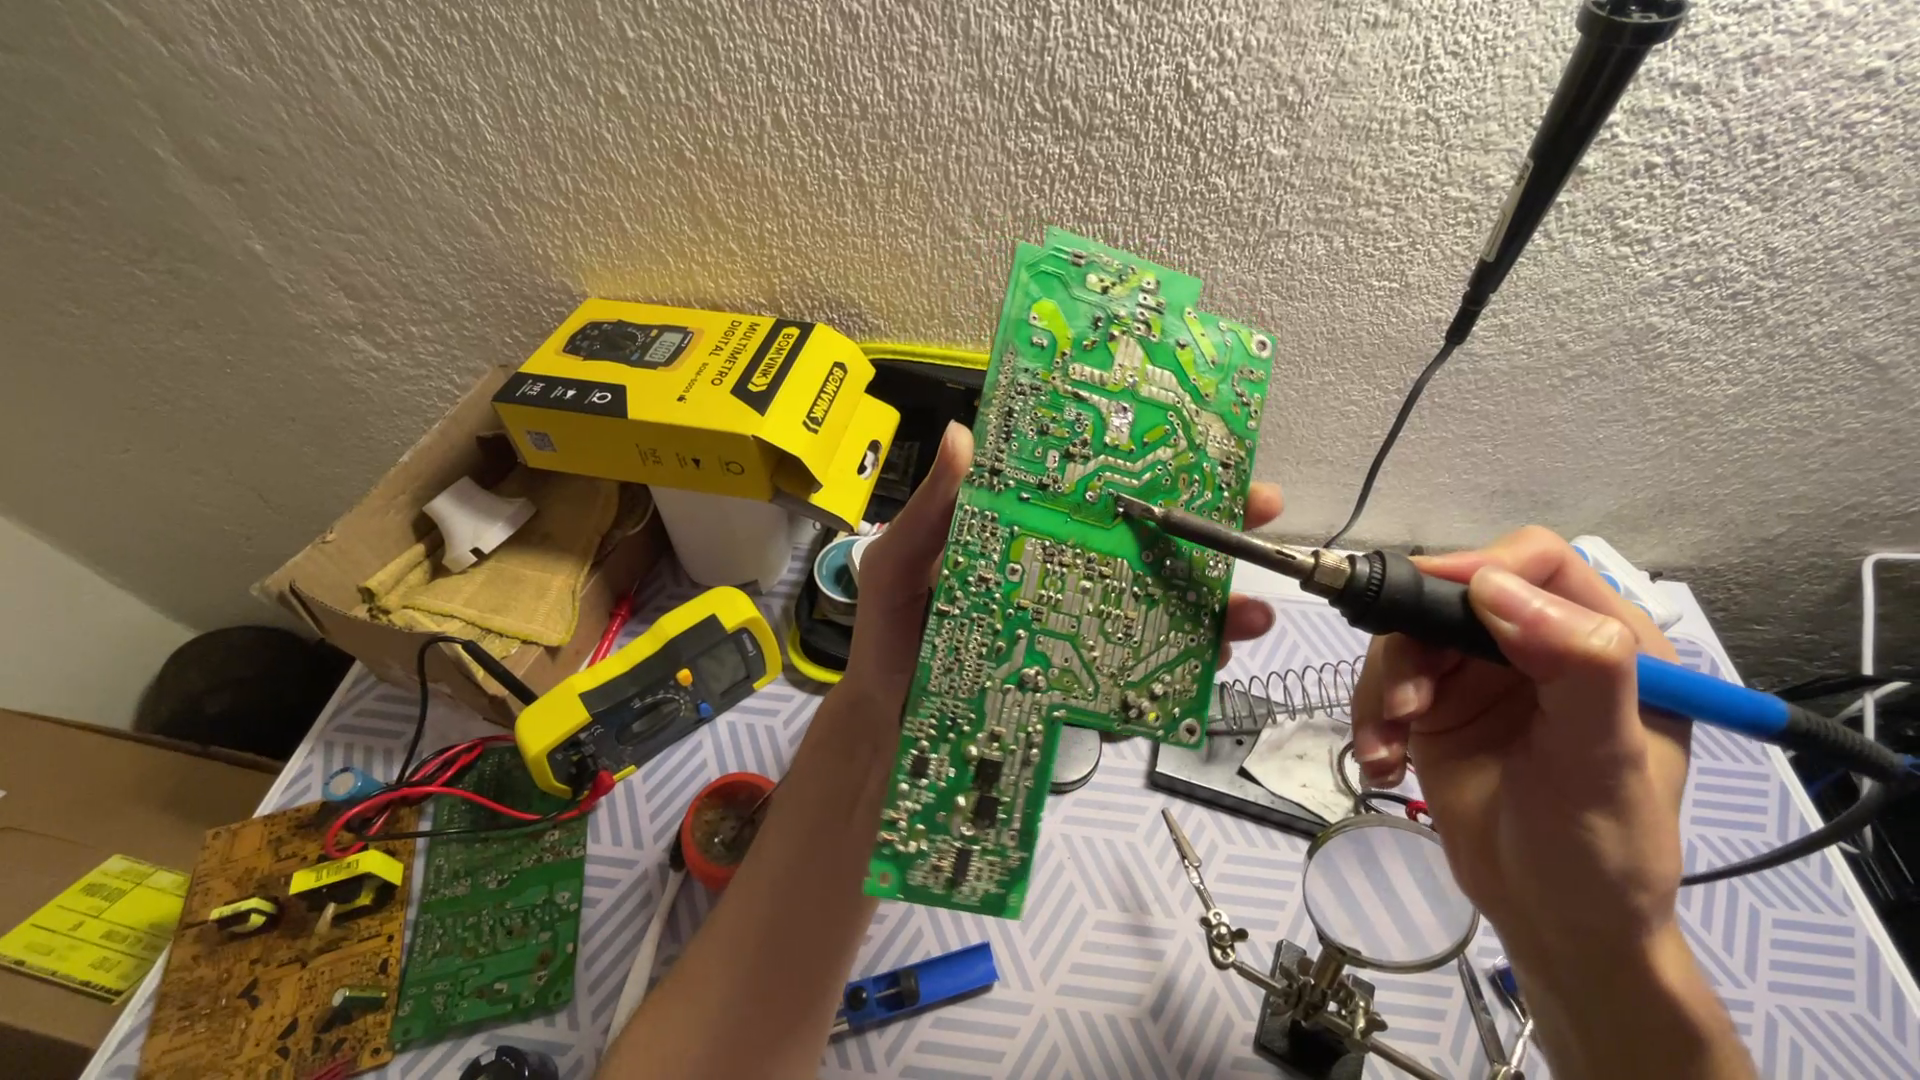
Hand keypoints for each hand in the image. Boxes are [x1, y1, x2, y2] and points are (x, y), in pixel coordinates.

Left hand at [845, 421, 1282, 712]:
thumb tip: (960, 434)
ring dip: (1214, 604)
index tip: (1203, 448)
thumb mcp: (899, 567)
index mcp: (1027, 536)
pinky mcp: (1085, 684)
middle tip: (1259, 509)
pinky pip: (1143, 674)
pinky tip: (1207, 662)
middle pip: (1147, 546)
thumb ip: (929, 513)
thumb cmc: (893, 637)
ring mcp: (1081, 632)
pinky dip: (1183, 669)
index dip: (1146, 468)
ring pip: (1160, 609)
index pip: (1096, 493)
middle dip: (1208, 528)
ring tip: (1249, 607)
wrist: (895, 727)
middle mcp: (1066, 576)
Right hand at [1350, 526, 1689, 964]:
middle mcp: (1537, 647)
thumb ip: (1575, 666)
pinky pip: (1384, 683)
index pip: (1537, 564)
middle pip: (1450, 599)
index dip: (1479, 569)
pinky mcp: (1436, 708)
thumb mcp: (1601, 760)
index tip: (1424, 606)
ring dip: (1383, 690)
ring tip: (1386, 748)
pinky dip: (1371, 717)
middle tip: (1406, 709)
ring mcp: (1480, 678)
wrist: (1554, 921)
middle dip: (1412, 648)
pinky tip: (1382, 762)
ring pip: (1405, 639)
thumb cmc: (1599, 847)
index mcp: (1605, 642)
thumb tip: (1494, 586)